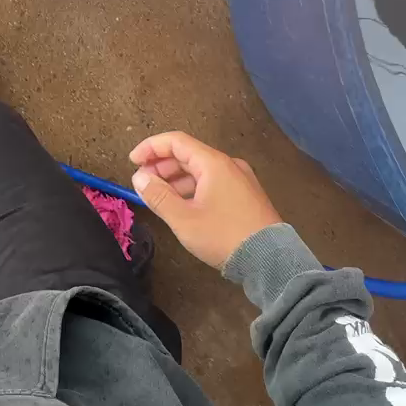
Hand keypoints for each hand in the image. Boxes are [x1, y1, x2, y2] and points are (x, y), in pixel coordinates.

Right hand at [129, 132, 282, 268]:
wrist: (273, 264)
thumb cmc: (224, 236)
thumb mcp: (184, 219)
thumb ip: (158, 196)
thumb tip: (140, 178)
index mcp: (213, 163)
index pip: (175, 141)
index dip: (150, 147)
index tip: (132, 162)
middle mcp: (229, 165)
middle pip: (188, 154)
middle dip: (161, 165)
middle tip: (143, 182)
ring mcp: (241, 181)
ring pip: (200, 170)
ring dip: (176, 179)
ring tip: (160, 196)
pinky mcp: (247, 197)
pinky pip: (213, 182)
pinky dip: (193, 188)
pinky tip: (184, 205)